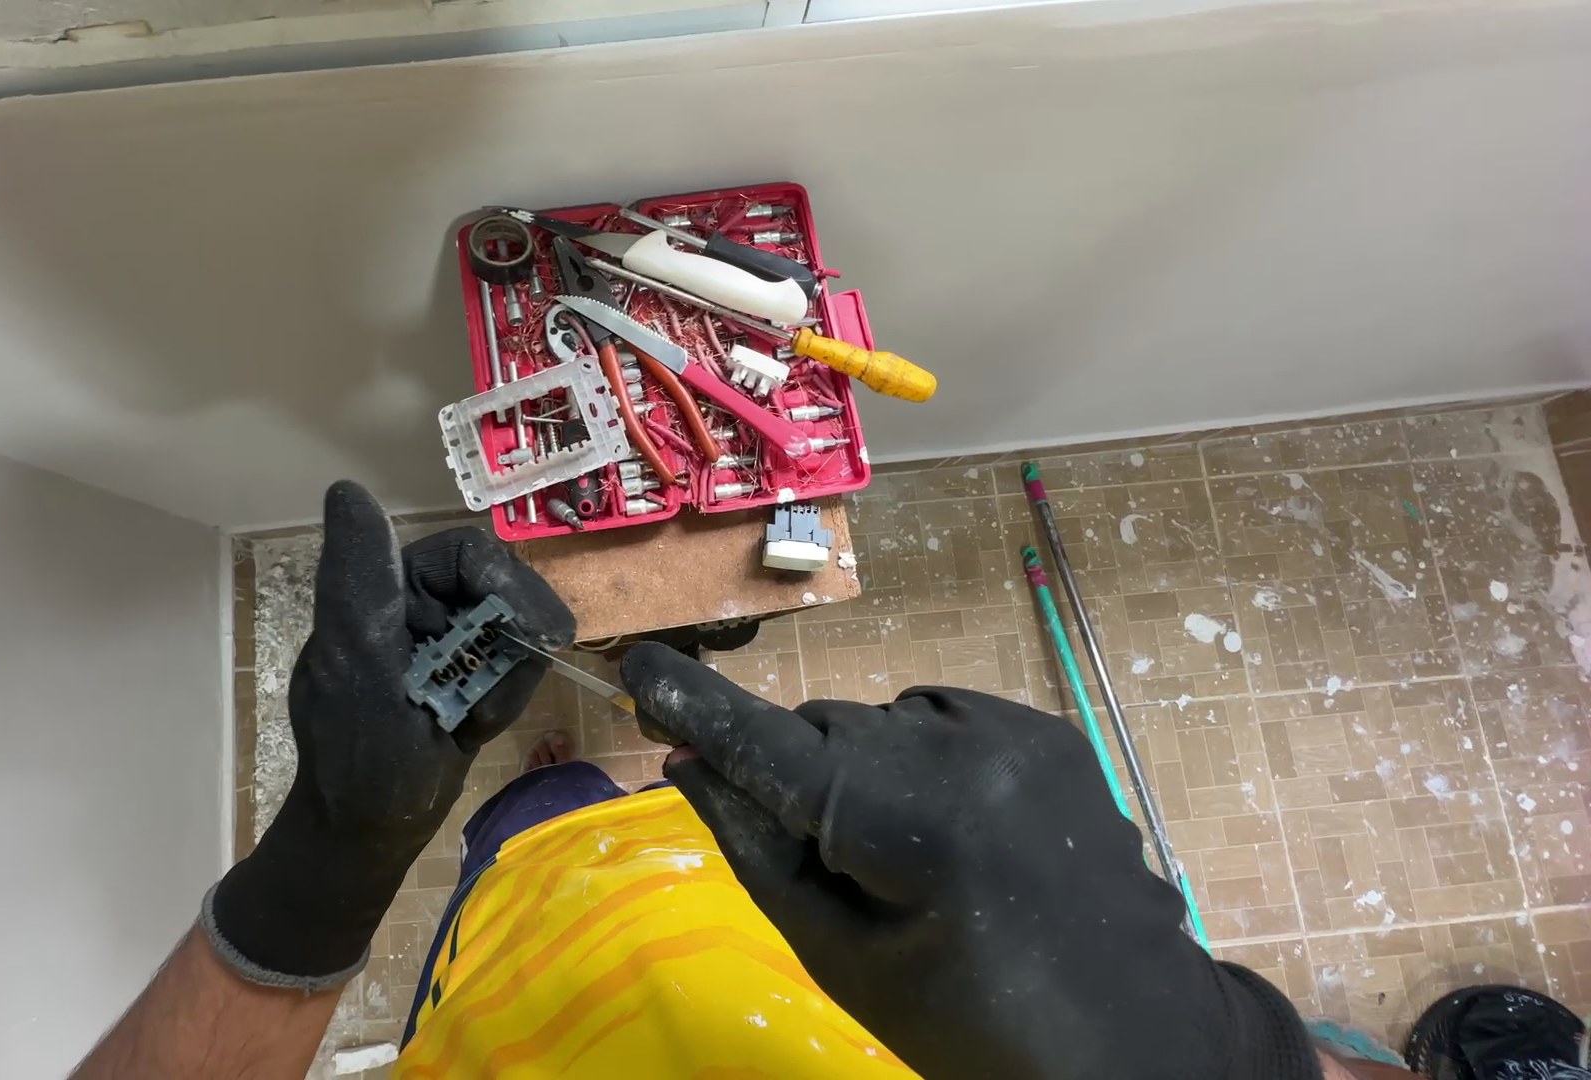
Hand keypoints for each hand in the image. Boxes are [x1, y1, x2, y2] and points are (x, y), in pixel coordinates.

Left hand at [205, 482, 573, 988]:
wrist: (375, 829)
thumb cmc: (357, 757)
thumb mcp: (354, 665)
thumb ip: (362, 582)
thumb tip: (348, 490)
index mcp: (390, 588)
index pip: (469, 552)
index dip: (502, 584)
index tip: (515, 631)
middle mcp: (427, 600)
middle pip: (509, 586)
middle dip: (509, 647)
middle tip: (491, 696)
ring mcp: (456, 635)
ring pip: (522, 626)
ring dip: (508, 680)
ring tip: (475, 717)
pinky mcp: (476, 666)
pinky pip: (522, 660)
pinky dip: (510, 695)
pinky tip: (478, 723)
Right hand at [620, 643, 1319, 1079]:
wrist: (1143, 1046)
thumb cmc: (969, 1029)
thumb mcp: (839, 956)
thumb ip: (755, 846)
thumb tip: (687, 761)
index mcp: (912, 829)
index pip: (773, 748)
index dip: (698, 705)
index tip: (637, 666)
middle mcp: (963, 753)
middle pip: (820, 730)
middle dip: (794, 773)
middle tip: (825, 851)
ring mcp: (1011, 729)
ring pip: (871, 722)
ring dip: (857, 768)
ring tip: (903, 848)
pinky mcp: (1040, 725)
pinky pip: (929, 719)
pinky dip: (912, 759)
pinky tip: (951, 821)